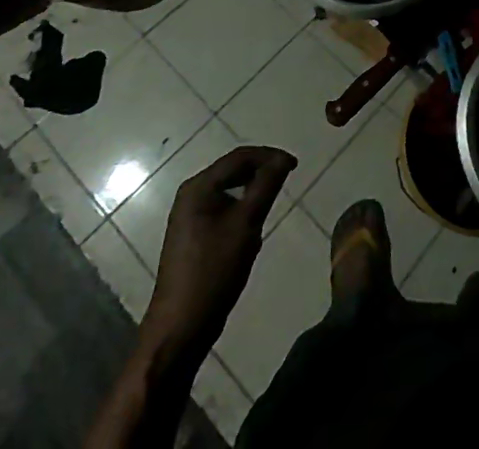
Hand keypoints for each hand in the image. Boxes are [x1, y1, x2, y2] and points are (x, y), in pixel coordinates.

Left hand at [141, 146, 294, 354]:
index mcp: (198, 188)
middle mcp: (190, 196)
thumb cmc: (215, 268)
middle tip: (288, 179)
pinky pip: (223, 205)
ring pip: (229, 188)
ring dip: (253, 187)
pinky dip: (243, 204)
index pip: (240, 156)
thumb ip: (266, 186)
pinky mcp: (194, 233)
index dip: (270, 156)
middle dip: (262, 169)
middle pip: (232, 169)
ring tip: (275, 197)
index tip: (296, 166)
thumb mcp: (247, 223)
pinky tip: (254, 221)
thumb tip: (282, 160)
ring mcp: (190, 215)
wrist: (183, 321)